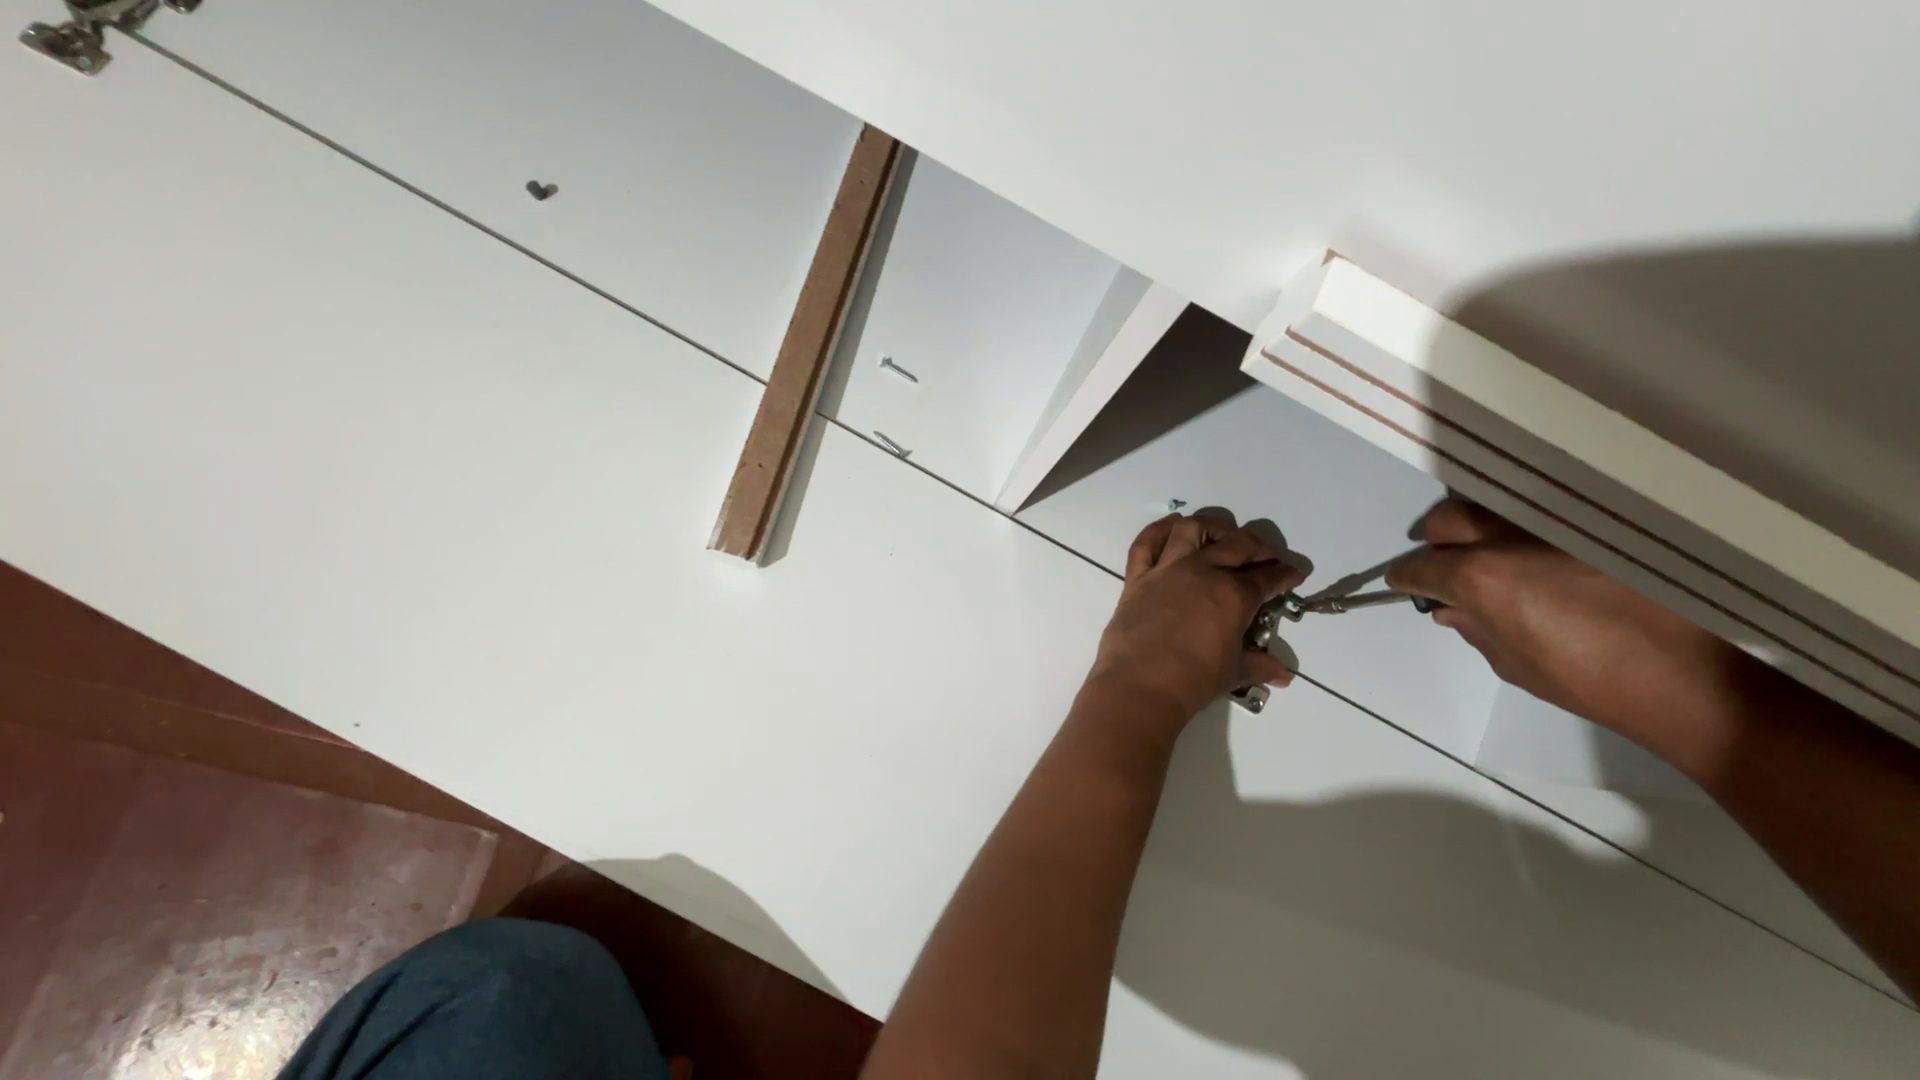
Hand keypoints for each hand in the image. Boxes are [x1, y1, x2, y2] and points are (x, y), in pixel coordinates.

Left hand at [1087, 513, 1303, 730]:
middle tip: (1267, 557)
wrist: (1139, 685)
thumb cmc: (1192, 681)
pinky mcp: (1137, 577)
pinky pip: (1145, 543)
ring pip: (1192, 529)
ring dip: (1213, 526)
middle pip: (1238, 545)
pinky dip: (1158, 529)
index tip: (1295, 572)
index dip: (1286, 574)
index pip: (1268, 578)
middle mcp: (1203, 571)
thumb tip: (1284, 674)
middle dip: (1260, 548)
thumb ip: (1259, 666)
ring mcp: (1167, 570)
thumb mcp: (1233, 673)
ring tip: (1222, 534)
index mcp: (1234, 595)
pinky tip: (1172, 526)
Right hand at [1384, 500, 1761, 747]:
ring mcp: (1556, 522)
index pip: (1421, 567)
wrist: (1690, 677)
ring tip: (1498, 558)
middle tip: (1450, 567)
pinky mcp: (1597, 522)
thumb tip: (1450, 609)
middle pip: (1449, 520)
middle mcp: (1511, 536)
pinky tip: (1545, 555)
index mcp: (1482, 576)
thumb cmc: (1590, 680)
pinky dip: (1530, 531)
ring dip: (1483, 531)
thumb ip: (1473, 627)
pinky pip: (1546, 515)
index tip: (1405, 585)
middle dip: (1438, 544)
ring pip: (1497, 509)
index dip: (1407, 579)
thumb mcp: (1513, 663)